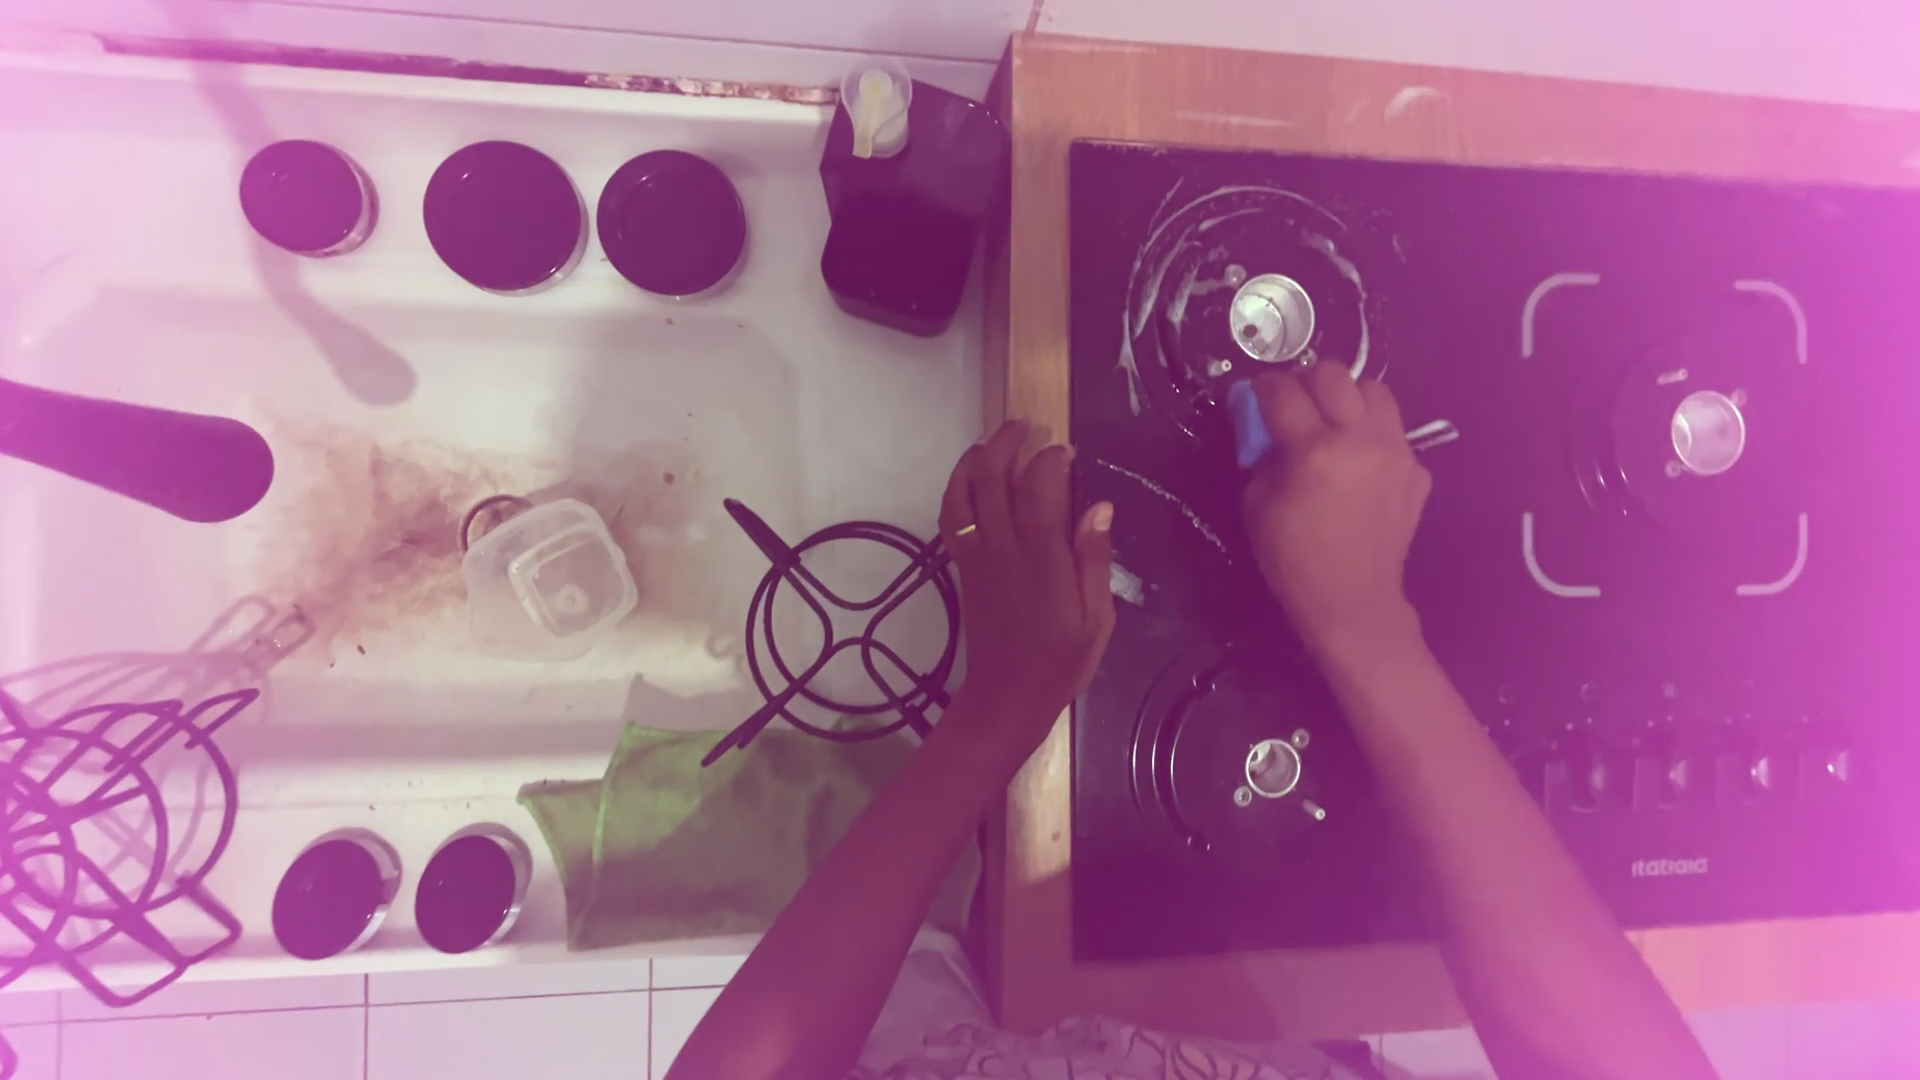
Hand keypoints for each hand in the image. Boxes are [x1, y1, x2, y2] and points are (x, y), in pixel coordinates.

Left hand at [939, 419, 1115, 749]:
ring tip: (995, 440)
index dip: (1051, 459)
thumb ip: (1094, 559)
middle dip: (1008, 442)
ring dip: (977, 458)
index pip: (1040, 487)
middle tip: (1027, 426)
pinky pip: (950, 516)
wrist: (1008, 694)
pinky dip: (956, 488)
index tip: (1067, 451)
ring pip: (965, 491)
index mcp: (1042, 557)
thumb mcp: (1097, 617)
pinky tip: (969, 476)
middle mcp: (1004, 546)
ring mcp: (977, 554)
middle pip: (994, 477)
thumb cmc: (1062, 659)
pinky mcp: (963, 565)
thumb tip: (1099, 506)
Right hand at [1242, 364, 1430, 654]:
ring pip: (1374, 390)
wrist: (1351, 599)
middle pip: (1333, 374)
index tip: (1254, 393)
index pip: (1283, 391)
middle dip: (1304, 381)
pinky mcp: (1418, 469)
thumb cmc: (1290, 558)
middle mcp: (1361, 439)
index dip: (1261, 386)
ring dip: (1345, 397)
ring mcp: (1397, 452)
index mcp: (1313, 450)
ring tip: (1330, 422)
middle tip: (1291, 403)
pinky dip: (1370, 435)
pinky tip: (1355, 464)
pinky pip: (1393, 431)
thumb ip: (1260, 456)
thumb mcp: (1254, 504)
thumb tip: (1264, 427)